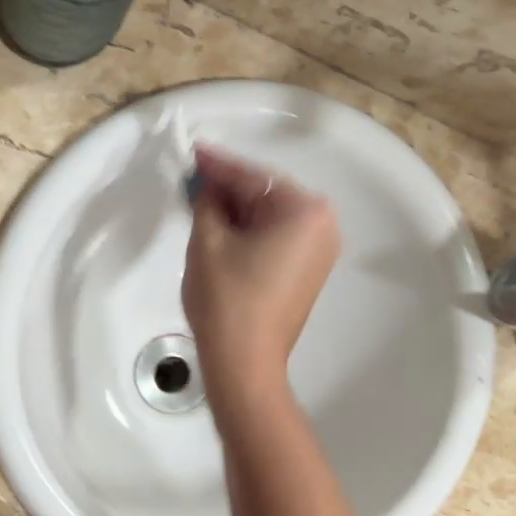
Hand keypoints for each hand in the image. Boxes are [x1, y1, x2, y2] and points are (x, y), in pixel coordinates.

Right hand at [181, 147, 340, 396]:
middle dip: (229, 191)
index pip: (253, 178)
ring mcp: (318, 252)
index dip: (218, 166)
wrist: (244, 363)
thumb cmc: (226, 301)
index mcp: (304, 210)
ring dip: (237, 214)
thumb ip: (207, 204)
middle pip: (266, 197)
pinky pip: (275, 242)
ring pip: (270, 221)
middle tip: (193, 183)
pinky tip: (221, 236)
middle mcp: (322, 225)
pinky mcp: (306, 275)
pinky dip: (249, 236)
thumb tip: (205, 186)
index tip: (193, 152)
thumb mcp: (207, 244)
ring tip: (201, 209)